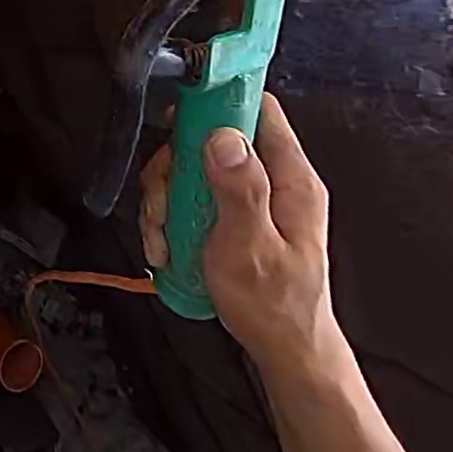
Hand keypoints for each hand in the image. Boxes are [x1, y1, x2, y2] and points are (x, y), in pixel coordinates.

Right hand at [138, 94, 336, 369]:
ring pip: (190, 169)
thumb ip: (240, 190)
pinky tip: (167, 247)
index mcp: (289, 177)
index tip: (181, 119)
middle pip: (209, 139)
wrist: (284, 351)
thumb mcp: (253, 248)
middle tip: (163, 204)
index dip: (220, 101)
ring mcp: (246, 196)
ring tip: (163, 238)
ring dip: (164, 200)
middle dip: (174, 169)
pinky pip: (188, 197)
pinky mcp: (227, 214)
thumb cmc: (274, 306)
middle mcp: (269, 178)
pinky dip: (169, 218)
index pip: (259, 109)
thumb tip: (223, 136)